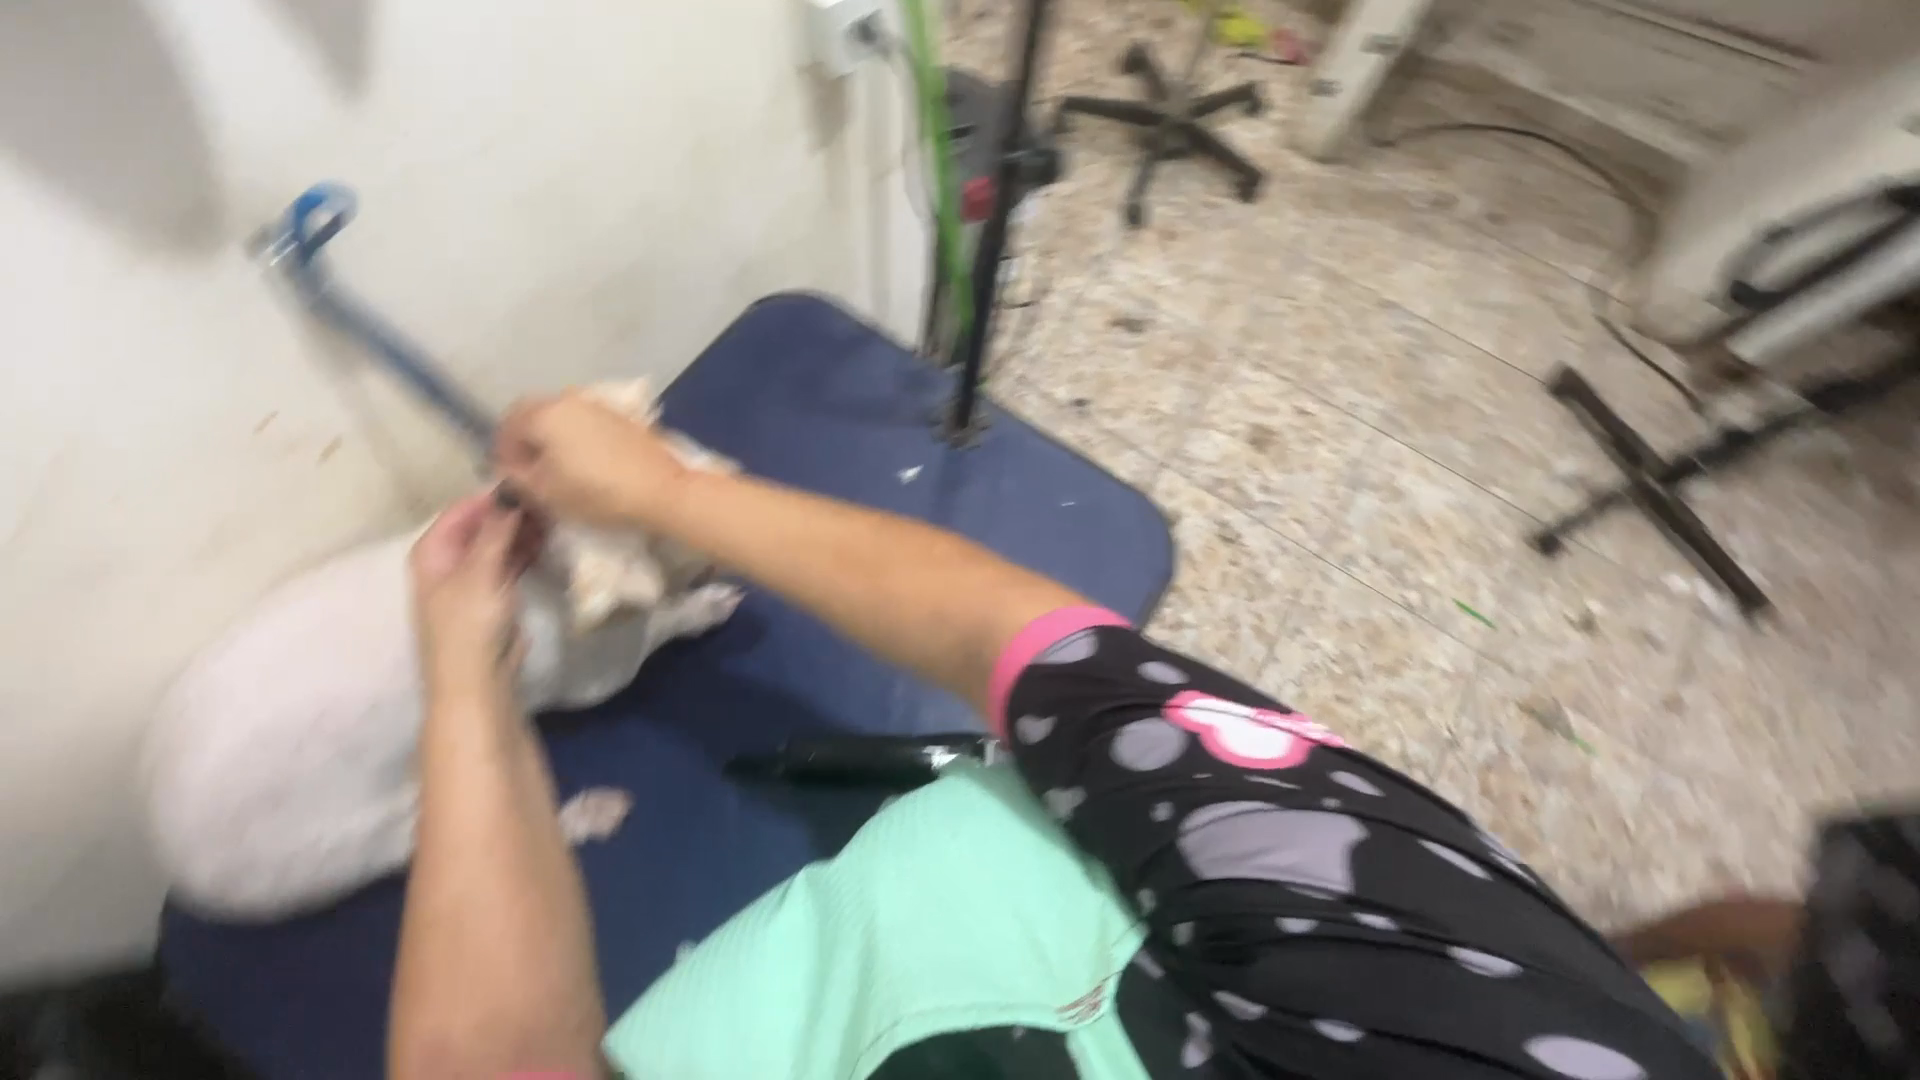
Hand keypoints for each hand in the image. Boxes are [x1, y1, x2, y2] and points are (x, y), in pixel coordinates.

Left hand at [409, 492, 543, 696]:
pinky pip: (512, 561)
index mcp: (433, 552)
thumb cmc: (469, 624)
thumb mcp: (480, 573)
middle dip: (512, 514)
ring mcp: (474, 577)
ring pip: (499, 543)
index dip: (492, 497)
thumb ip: (496, 532)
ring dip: (523, 532)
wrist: (477, 677)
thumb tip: (510, 493)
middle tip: (549, 502)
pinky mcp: (496, 592)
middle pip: (482, 525)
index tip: (530, 485)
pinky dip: (527, 551)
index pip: (462, 510)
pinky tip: (549, 542)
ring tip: (555, 519)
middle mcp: (450, 560)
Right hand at [495, 393, 690, 525]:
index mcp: (545, 413)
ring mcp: (600, 405)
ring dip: (555, 437)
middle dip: (528, 440)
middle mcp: (570, 399)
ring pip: (564, 416)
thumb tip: (510, 466)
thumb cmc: (597, 492)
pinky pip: (589, 422)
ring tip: (562, 468)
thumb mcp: (545, 492)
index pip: (508, 424)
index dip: (505, 452)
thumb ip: (516, 476)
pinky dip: (580, 437)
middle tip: (533, 471)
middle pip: (536, 414)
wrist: (661, 489)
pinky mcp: (623, 417)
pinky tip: (590, 462)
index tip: (513, 477)